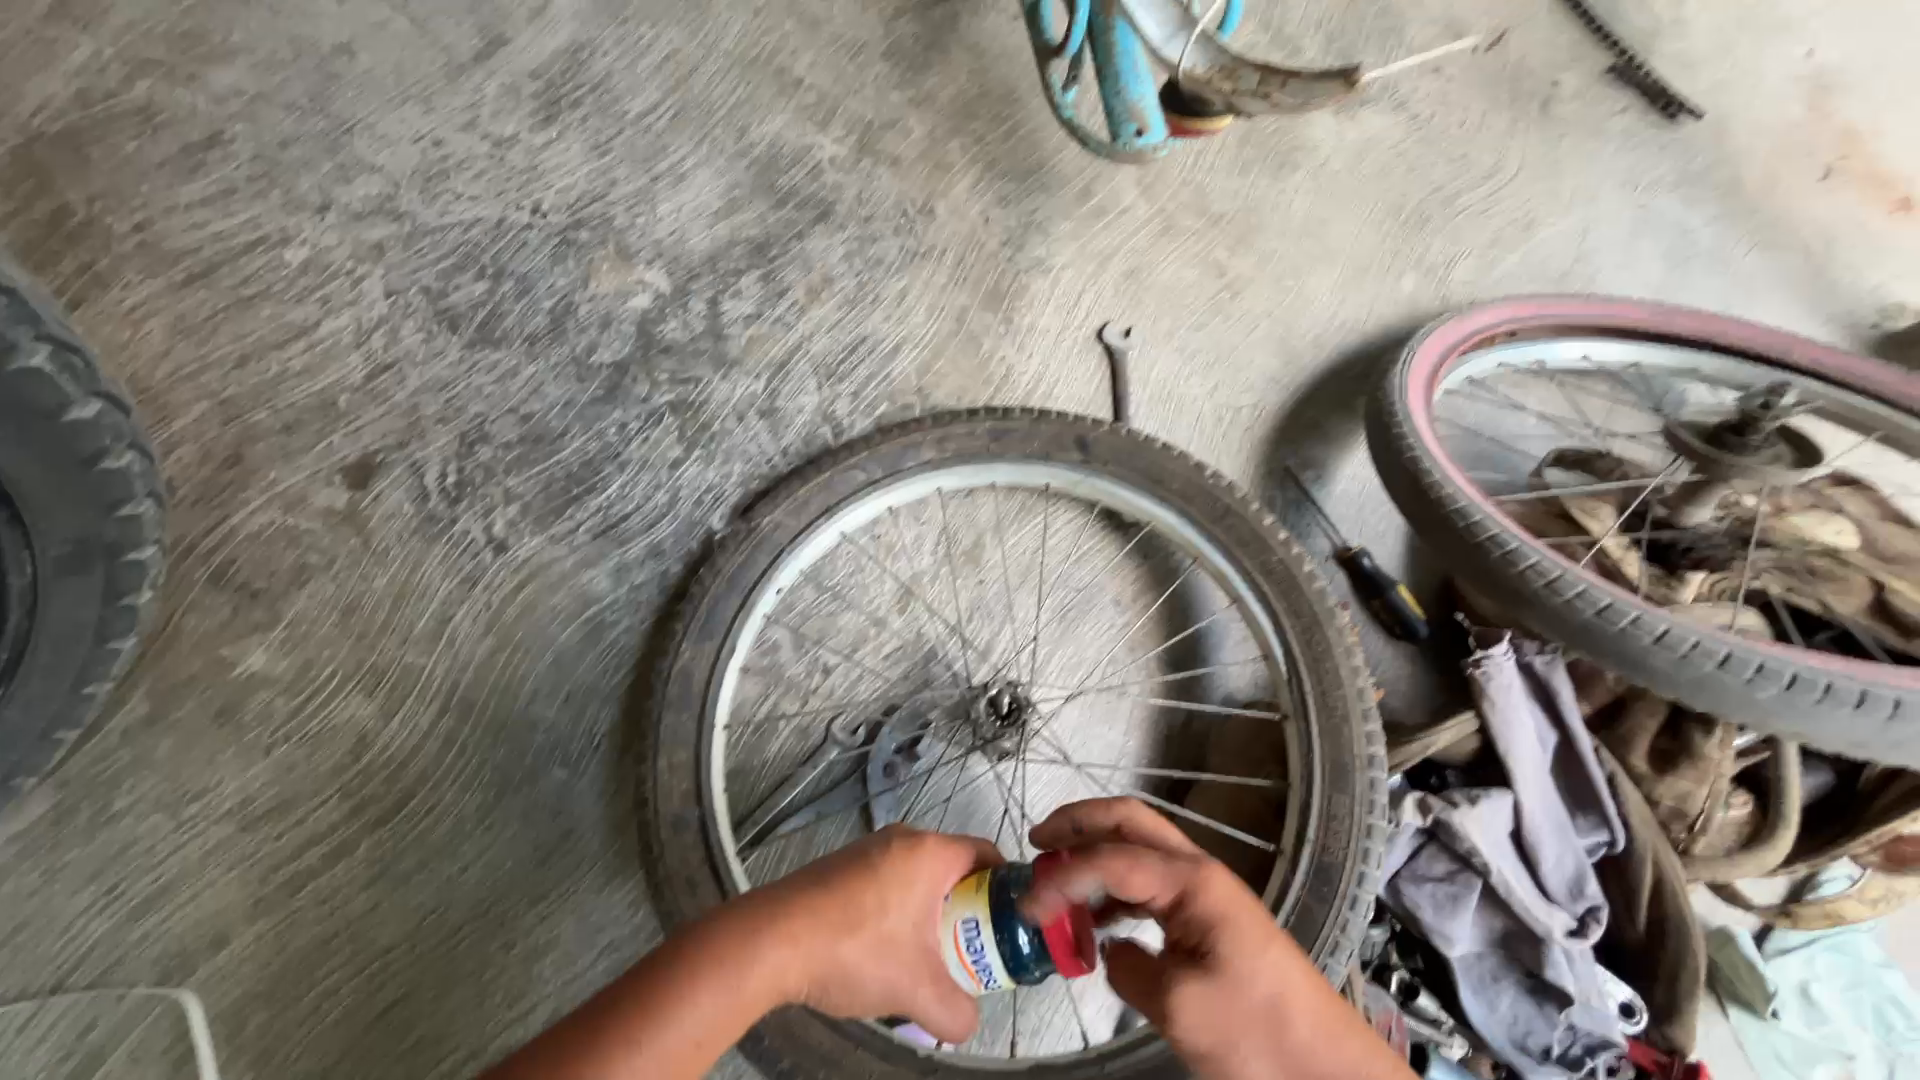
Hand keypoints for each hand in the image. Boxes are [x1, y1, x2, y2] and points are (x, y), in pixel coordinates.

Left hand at [736, 824, 1001, 1043]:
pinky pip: (886, 884)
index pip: (987, 854)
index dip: (1006, 888)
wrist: (770, 942)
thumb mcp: (917, 992)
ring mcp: (866, 850)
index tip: (1008, 926)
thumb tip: (966, 1022)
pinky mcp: (840, 868)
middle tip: (968, 953)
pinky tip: (878, 955)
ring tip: (922, 961)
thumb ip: (957, 1013)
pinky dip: (896, 914)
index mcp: (929, 852)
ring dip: (928, 917)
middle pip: (953, 869)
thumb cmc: (855, 951)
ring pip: (917, 880)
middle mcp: (901, 839)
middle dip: (966, 912)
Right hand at [1022, 798, 1410, 1079]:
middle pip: (1129, 821)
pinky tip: (1097, 922)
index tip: (1027, 905)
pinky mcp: (1208, 922)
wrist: (1326, 1069)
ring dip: (1095, 854)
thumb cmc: (1258, 1034)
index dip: (1062, 877)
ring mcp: (1205, 894)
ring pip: (1139, 849)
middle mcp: (1197, 872)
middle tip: (1037, 840)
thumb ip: (1128, 968)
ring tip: (1057, 879)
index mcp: (1191, 882)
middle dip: (1079, 822)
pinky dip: (1116, 892)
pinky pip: (1151, 887)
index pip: (1111, 859)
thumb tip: (1111, 951)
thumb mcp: (1180, 1008)